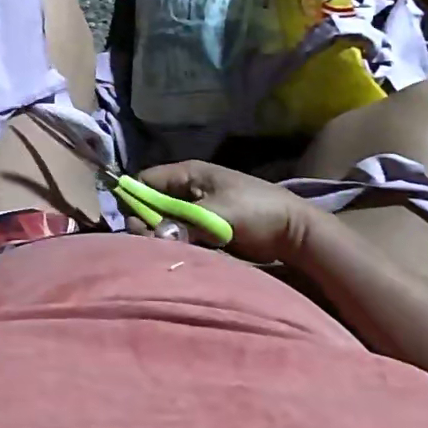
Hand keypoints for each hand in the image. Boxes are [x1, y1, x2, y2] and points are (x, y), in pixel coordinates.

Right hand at [133, 160, 325, 261]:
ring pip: (164, 221)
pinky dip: (174, 243)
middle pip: (152, 203)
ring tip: (159, 251)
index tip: (131, 221)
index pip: (146, 180)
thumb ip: (183, 223)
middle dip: (146, 221)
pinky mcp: (205, 229)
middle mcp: (187, 189)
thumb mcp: (218, 214)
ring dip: (160, 235)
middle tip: (147, 241)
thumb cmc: (256, 211)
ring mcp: (196, 210)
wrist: (296, 231)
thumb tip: (153, 236)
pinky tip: (173, 254)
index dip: (134, 197)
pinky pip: (179, 234)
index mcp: (188, 174)